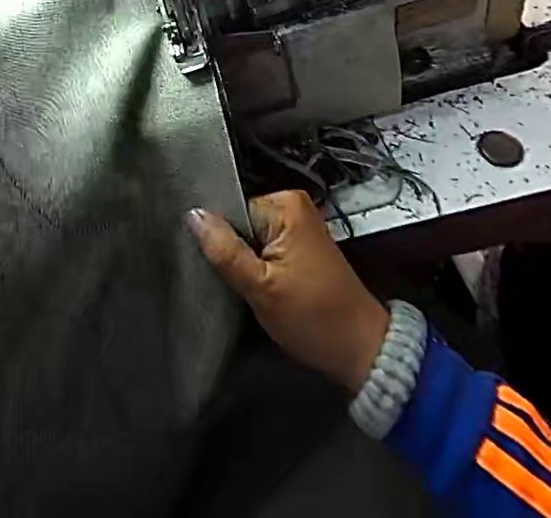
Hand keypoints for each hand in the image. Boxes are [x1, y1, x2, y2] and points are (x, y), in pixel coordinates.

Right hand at [188, 191, 389, 390]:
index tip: (202, 263)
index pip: (231, 209)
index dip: (216, 237)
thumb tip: (192, 215)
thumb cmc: (312, 316)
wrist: (357, 347)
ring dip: (239, 261)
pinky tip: (248, 286)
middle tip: (219, 279)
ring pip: (249, 238)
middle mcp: (293, 205)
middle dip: (227, 249)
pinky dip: (253, 267)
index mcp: (286, 203)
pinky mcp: (298, 246)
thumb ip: (224, 250)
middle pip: (239, 221)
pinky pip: (263, 248)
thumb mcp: (260, 287)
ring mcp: (297, 226)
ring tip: (232, 285)